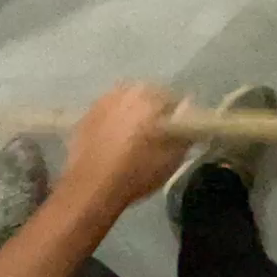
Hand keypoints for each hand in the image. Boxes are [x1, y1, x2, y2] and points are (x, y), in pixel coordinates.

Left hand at [59, 81, 191, 217]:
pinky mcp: (87, 112)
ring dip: (134, 112)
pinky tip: (114, 138)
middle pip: (148, 95)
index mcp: (150, 98)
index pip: (174, 99)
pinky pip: (109, 110)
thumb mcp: (172, 159)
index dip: (179, 116)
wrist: (91, 185)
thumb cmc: (136, 172)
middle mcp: (126, 91)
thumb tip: (189, 123)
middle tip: (157, 134)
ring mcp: (103, 100)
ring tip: (135, 136)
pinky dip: (115, 119)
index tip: (179, 132)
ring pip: (127, 100)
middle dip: (155, 111)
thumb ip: (185, 135)